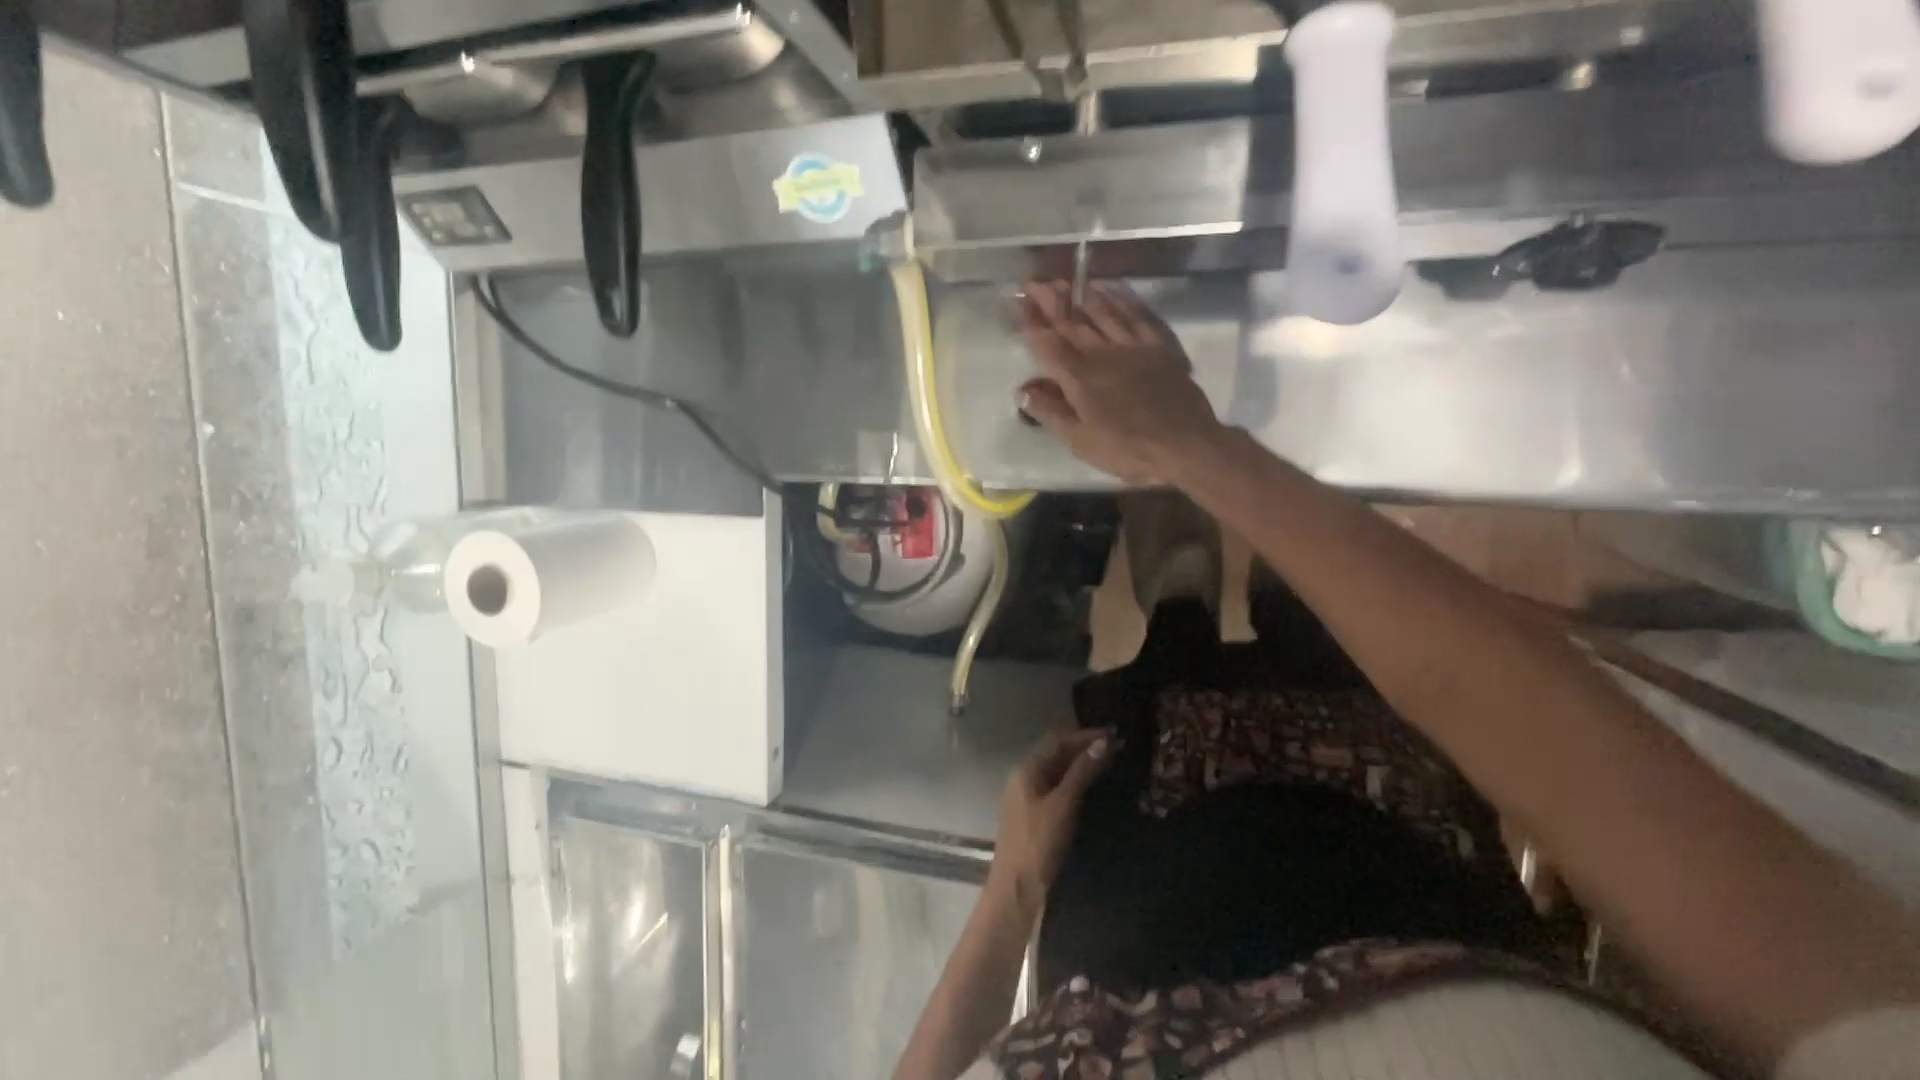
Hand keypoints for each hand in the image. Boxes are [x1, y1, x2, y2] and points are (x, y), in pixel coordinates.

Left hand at [990, 728, 1112, 917]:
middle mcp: (1024, 779)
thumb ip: (1082, 772)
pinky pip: (1057, 791)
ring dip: (1082, 767)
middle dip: (1085, 749)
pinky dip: (1076, 785)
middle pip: (1056, 755)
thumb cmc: (1039, 843)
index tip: (1115, 735)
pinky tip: (1094, 791)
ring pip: (1057, 773)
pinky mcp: (1035, 818)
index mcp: (1026, 770)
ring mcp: (1028, 799)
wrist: (1017, 890)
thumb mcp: (1063, 804)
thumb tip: (1103, 742)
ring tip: (1112, 766)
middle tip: (1119, 750)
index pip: (1057, 740)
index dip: (1085, 735)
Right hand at [1016, 281, 1225, 483]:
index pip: (1047, 345)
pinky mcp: (1159, 347)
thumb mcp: (1081, 441)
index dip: (1030, 323)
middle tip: (1033, 282)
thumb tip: (1023, 390)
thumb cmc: (1128, 450)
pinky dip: (1122, 298)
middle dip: (1050, 302)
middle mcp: (1102, 355)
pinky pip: (1137, 315)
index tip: (1016, 302)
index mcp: (1079, 379)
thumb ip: (1051, 413)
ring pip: (1102, 313)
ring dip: (1081, 295)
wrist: (1185, 444)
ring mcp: (1132, 347)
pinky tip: (1111, 287)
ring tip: (1065, 280)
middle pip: (1071, 323)